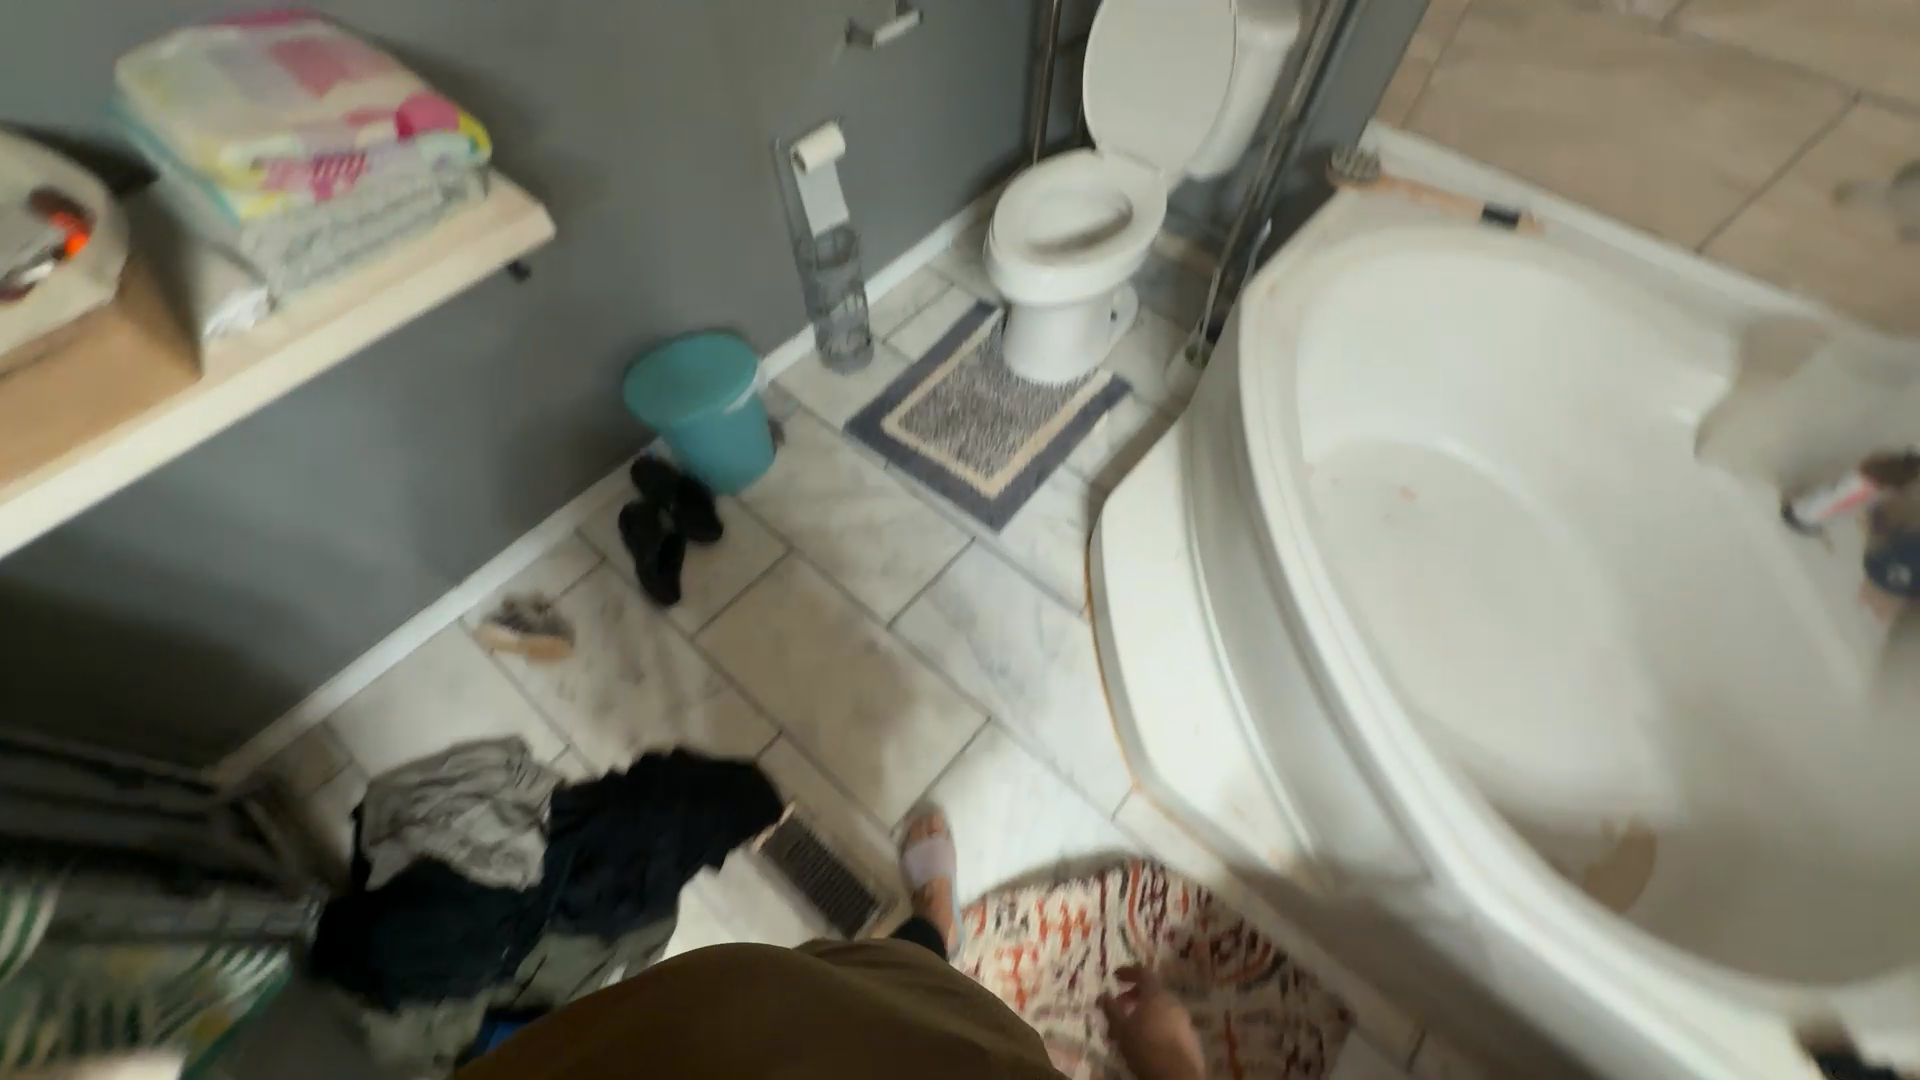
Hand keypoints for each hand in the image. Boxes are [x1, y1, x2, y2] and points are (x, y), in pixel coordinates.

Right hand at [1099, 964, 1204, 1079]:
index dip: (1128, 972)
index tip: (1115, 977)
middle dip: (1134, 998)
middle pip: (1152, 992)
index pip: (1143, 972)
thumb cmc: (1145, 1047)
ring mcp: (1186, 1020)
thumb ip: (1111, 1008)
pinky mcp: (1192, 1039)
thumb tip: (1103, 994)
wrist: (1177, 1078)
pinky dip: (1159, 1028)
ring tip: (1132, 1030)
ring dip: (1146, 1015)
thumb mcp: (1121, 1028)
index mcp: (1156, 993)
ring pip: (1162, 1010)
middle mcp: (1173, 1002)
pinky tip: (1151, 1044)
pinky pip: (1172, 1026)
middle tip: (1120, 1008)